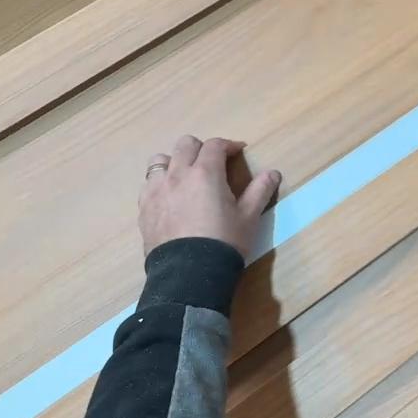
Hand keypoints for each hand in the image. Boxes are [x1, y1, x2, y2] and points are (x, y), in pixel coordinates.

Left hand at [138, 135, 280, 258]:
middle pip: (185, 145)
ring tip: (186, 176)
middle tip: (214, 163)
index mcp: (206, 173)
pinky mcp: (144, 207)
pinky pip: (148, 183)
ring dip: (175, 162)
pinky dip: (160, 182)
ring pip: (160, 160)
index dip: (229, 145)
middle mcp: (178, 175)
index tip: (238, 152)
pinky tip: (170, 196)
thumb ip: (260, 190)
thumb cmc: (224, 241)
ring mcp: (156, 190)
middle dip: (202, 148)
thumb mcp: (249, 217)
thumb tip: (273, 173)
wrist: (190, 272)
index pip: (215, 145)